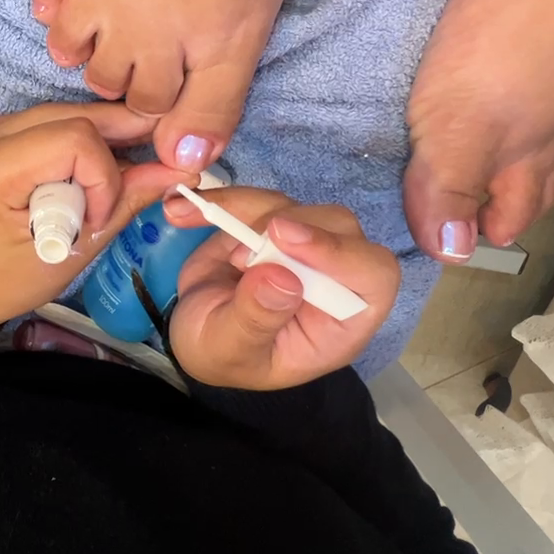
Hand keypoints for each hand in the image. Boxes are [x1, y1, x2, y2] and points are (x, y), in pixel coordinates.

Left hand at [0, 104, 196, 327]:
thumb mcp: (70, 254)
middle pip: (73, 115)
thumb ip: (122, 205)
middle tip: (150, 167)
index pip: (74, 139)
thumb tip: (181, 171)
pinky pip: (54, 119)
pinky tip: (100, 165)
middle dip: (116, 142)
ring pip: (67, 112)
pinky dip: (82, 141)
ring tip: (121, 175)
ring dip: (101, 141)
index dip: (105, 174)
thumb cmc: (7, 280)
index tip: (101, 216)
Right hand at [163, 188, 400, 389]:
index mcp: (342, 317)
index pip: (372, 273)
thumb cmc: (223, 355)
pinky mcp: (265, 221)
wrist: (192, 333)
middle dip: (288, 228)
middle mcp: (330, 274)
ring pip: (290, 204)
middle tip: (239, 254)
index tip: (285, 239)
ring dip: (242, 211)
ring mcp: (298, 243)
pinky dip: (216, 200)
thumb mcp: (231, 350)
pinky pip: (250, 198)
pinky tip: (181, 213)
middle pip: (337, 226)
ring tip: (204, 238)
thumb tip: (282, 277)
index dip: (338, 250)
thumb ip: (256, 319)